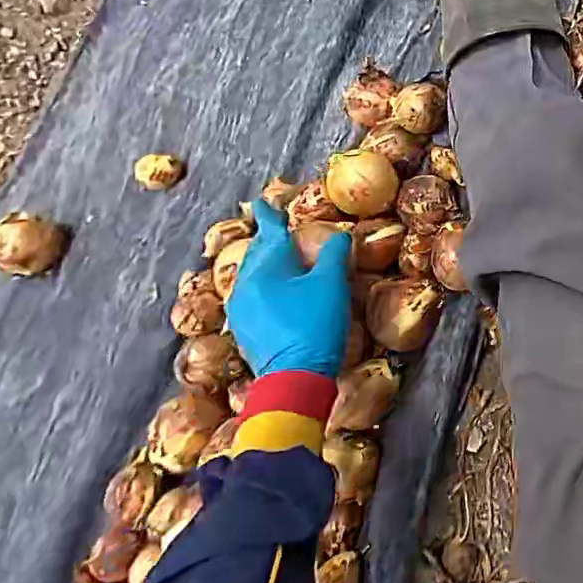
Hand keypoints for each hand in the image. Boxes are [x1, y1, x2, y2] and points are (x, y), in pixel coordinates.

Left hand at [227, 199, 352, 377]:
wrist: (293, 380)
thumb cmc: (313, 325)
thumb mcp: (331, 285)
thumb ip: (334, 255)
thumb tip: (340, 234)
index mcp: (265, 268)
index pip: (268, 232)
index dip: (269, 215)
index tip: (263, 202)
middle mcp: (246, 285)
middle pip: (257, 255)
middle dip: (267, 242)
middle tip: (275, 233)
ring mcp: (241, 310)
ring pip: (253, 278)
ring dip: (266, 267)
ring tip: (278, 264)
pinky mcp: (245, 331)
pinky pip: (253, 298)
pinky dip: (265, 290)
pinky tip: (276, 297)